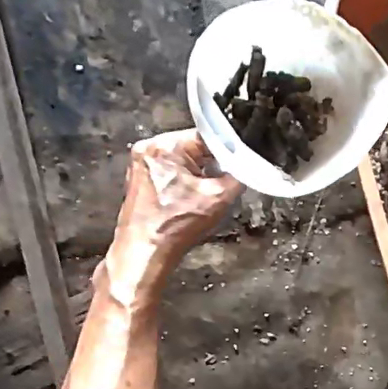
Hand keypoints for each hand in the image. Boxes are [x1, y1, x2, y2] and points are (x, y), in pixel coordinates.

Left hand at [100, 130, 241, 302]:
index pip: (207, 136)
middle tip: (216, 188)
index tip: (236, 168)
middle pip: (194, 147)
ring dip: (197, 176)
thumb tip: (248, 168)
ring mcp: (141, 164)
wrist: (146, 252)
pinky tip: (185, 203)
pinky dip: (182, 184)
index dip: (227, 154)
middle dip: (210, 166)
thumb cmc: (171, 228)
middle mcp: (149, 150)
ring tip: (198, 198)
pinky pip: (170, 173)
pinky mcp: (140, 179)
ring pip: (182, 161)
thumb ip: (239, 176)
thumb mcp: (219, 198)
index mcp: (165, 146)